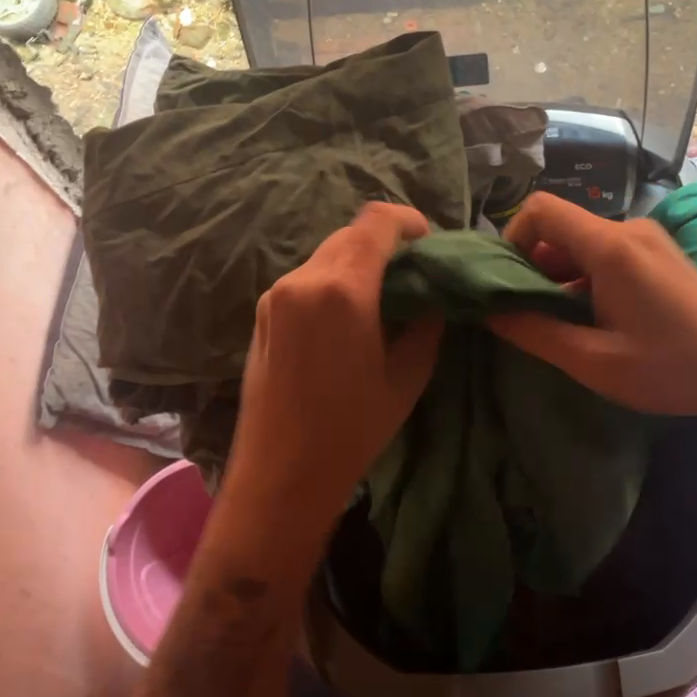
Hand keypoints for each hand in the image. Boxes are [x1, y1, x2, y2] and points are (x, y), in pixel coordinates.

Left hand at [225, 203, 443, 521]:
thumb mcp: (408, 377)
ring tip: (386, 299)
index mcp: (343, 290)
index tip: (430, 244)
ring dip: (359, 263)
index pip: (377, 222)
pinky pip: (308, 279)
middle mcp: (303, 280)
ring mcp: (277, 295)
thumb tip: (433, 297)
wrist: (280, 475)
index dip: (409, 222)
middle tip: (414, 275)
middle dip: (386, 245)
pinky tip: (352, 317)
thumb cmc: (352, 431)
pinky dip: (335, 281)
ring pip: (328, 255)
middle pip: (351, 234)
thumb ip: (426, 324)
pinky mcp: (263, 313)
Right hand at [488, 192, 696, 419]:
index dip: (511, 241)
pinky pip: (608, 254)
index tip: (504, 285)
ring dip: (561, 277)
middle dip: (533, 267)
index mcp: (611, 246)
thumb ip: (535, 332)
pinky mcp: (662, 256)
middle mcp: (630, 230)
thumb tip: (488, 312)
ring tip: (560, 325)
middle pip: (560, 229)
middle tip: (526, 315)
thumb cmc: (670, 369)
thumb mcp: (593, 361)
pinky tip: (594, 320)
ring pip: (583, 244)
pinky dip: (587, 279)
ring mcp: (650, 240)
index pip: (540, 210)